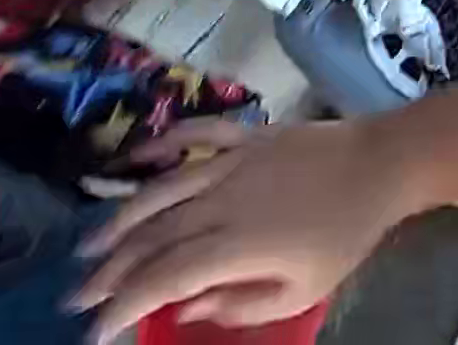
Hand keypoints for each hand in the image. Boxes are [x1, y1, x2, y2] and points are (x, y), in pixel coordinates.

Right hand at [68, 116, 414, 343]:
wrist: (379, 164)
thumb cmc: (345, 233)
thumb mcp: (299, 291)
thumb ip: (236, 306)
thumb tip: (183, 308)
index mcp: (234, 244)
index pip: (160, 278)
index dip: (120, 305)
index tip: (92, 331)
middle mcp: (223, 198)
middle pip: (155, 235)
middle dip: (111, 269)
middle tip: (78, 295)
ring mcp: (236, 159)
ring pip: (165, 187)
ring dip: (124, 216)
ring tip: (92, 245)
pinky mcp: (251, 134)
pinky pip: (202, 132)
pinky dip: (167, 141)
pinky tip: (140, 154)